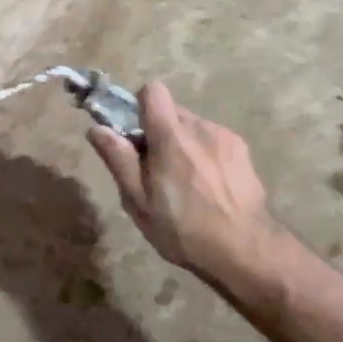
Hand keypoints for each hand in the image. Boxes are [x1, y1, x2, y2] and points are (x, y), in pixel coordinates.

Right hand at [87, 81, 276, 279]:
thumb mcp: (140, 203)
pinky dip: (206, 155)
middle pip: (172, 112)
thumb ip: (119, 160)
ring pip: (193, 127)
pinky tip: (211, 188)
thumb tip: (97, 128)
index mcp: (171, 135)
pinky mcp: (242, 149)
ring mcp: (224, 136)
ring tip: (187, 185)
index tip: (137, 138)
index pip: (152, 91)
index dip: (140, 107)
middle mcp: (199, 126)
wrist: (245, 250)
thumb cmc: (184, 230)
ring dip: (185, 145)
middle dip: (161, 133)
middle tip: (158, 172)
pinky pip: (214, 140)